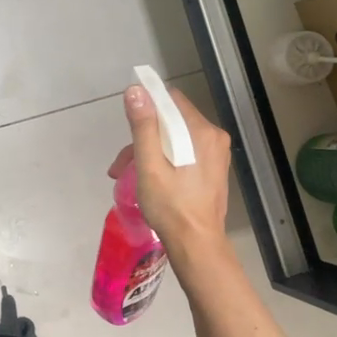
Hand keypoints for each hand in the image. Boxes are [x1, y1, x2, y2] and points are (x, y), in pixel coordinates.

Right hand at [108, 83, 233, 266]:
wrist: (197, 246)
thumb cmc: (171, 206)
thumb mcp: (149, 165)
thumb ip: (144, 126)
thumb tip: (136, 90)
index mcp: (202, 132)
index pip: (171, 100)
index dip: (147, 107)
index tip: (128, 127)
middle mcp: (214, 137)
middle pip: (171, 121)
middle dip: (143, 137)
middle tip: (121, 165)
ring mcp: (216, 154)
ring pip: (175, 138)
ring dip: (149, 151)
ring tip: (126, 176)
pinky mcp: (212, 169)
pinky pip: (184, 152)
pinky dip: (164, 159)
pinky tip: (148, 179)